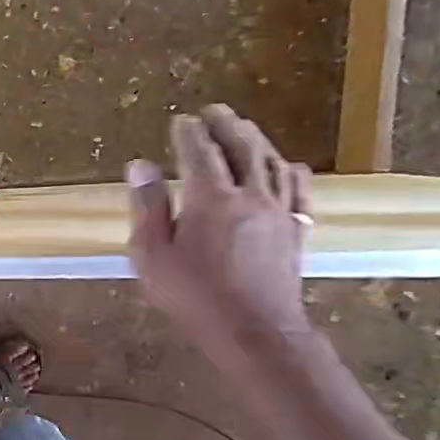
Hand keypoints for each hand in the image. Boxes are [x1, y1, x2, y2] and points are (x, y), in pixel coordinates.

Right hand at [127, 104, 314, 349]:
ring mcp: (279, 213)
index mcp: (211, 200)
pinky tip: (288, 166)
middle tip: (216, 111)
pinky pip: (299, 191)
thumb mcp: (152, 251)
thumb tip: (141, 166)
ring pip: (273, 165)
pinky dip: (290, 171)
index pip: (200, 155)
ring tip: (246, 129)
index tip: (180, 119)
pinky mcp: (296, 231)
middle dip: (228, 127)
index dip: (189, 135)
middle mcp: (250, 198)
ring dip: (258, 143)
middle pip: (244, 151)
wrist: (253, 328)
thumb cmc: (190, 292)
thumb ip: (148, 206)